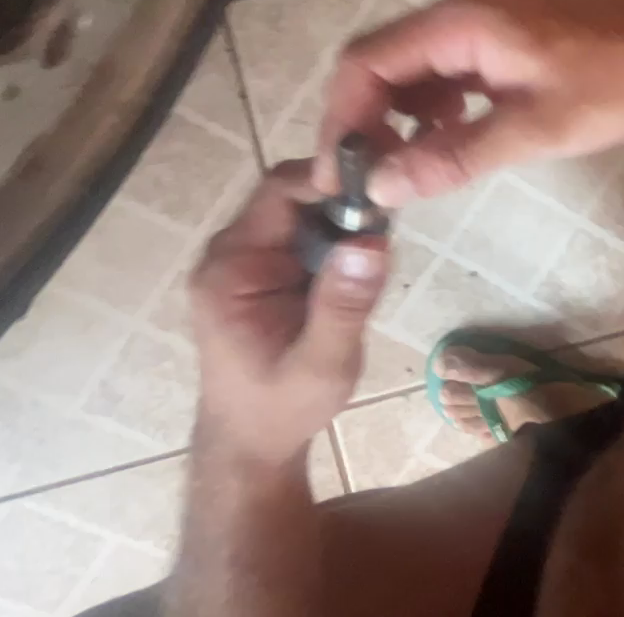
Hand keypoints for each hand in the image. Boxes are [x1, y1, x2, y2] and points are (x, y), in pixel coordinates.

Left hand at [187, 161, 390, 467]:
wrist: (252, 445)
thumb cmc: (281, 410)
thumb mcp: (321, 366)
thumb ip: (343, 306)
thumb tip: (373, 240)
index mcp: (230, 268)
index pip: (281, 190)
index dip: (331, 177)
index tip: (383, 186)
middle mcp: (233, 251)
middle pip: (295, 191)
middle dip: (346, 197)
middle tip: (392, 217)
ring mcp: (251, 257)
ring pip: (307, 207)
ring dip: (349, 215)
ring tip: (383, 241)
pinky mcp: (271, 267)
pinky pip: (311, 229)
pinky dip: (344, 234)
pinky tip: (367, 258)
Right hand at [318, 0, 623, 203]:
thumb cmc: (613, 83)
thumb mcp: (534, 128)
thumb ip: (455, 154)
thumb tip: (383, 185)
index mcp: (460, 24)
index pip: (367, 63)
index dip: (341, 120)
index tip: (336, 176)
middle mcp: (462, 11)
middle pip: (385, 61)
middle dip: (367, 120)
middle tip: (370, 179)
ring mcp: (485, 18)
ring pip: (417, 65)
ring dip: (403, 113)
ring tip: (410, 165)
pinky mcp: (507, 33)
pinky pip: (451, 66)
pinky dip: (438, 102)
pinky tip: (453, 133)